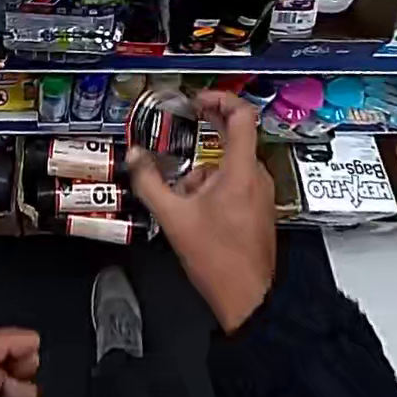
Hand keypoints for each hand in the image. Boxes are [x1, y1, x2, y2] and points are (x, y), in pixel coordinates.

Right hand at [127, 91, 275, 332]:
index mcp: (240, 169)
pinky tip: (198, 206)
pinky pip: (237, 179)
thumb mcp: (174, 217)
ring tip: (185, 189)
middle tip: (192, 116)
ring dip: (207, 165)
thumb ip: (150, 182)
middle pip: (238, 132)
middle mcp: (256, 174)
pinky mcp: (259, 205)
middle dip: (210, 124)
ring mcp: (261, 191)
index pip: (241, 114)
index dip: (220, 98)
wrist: (248, 299)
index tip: (199, 99)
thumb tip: (136, 158)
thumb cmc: (219, 261)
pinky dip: (216, 182)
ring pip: (233, 161)